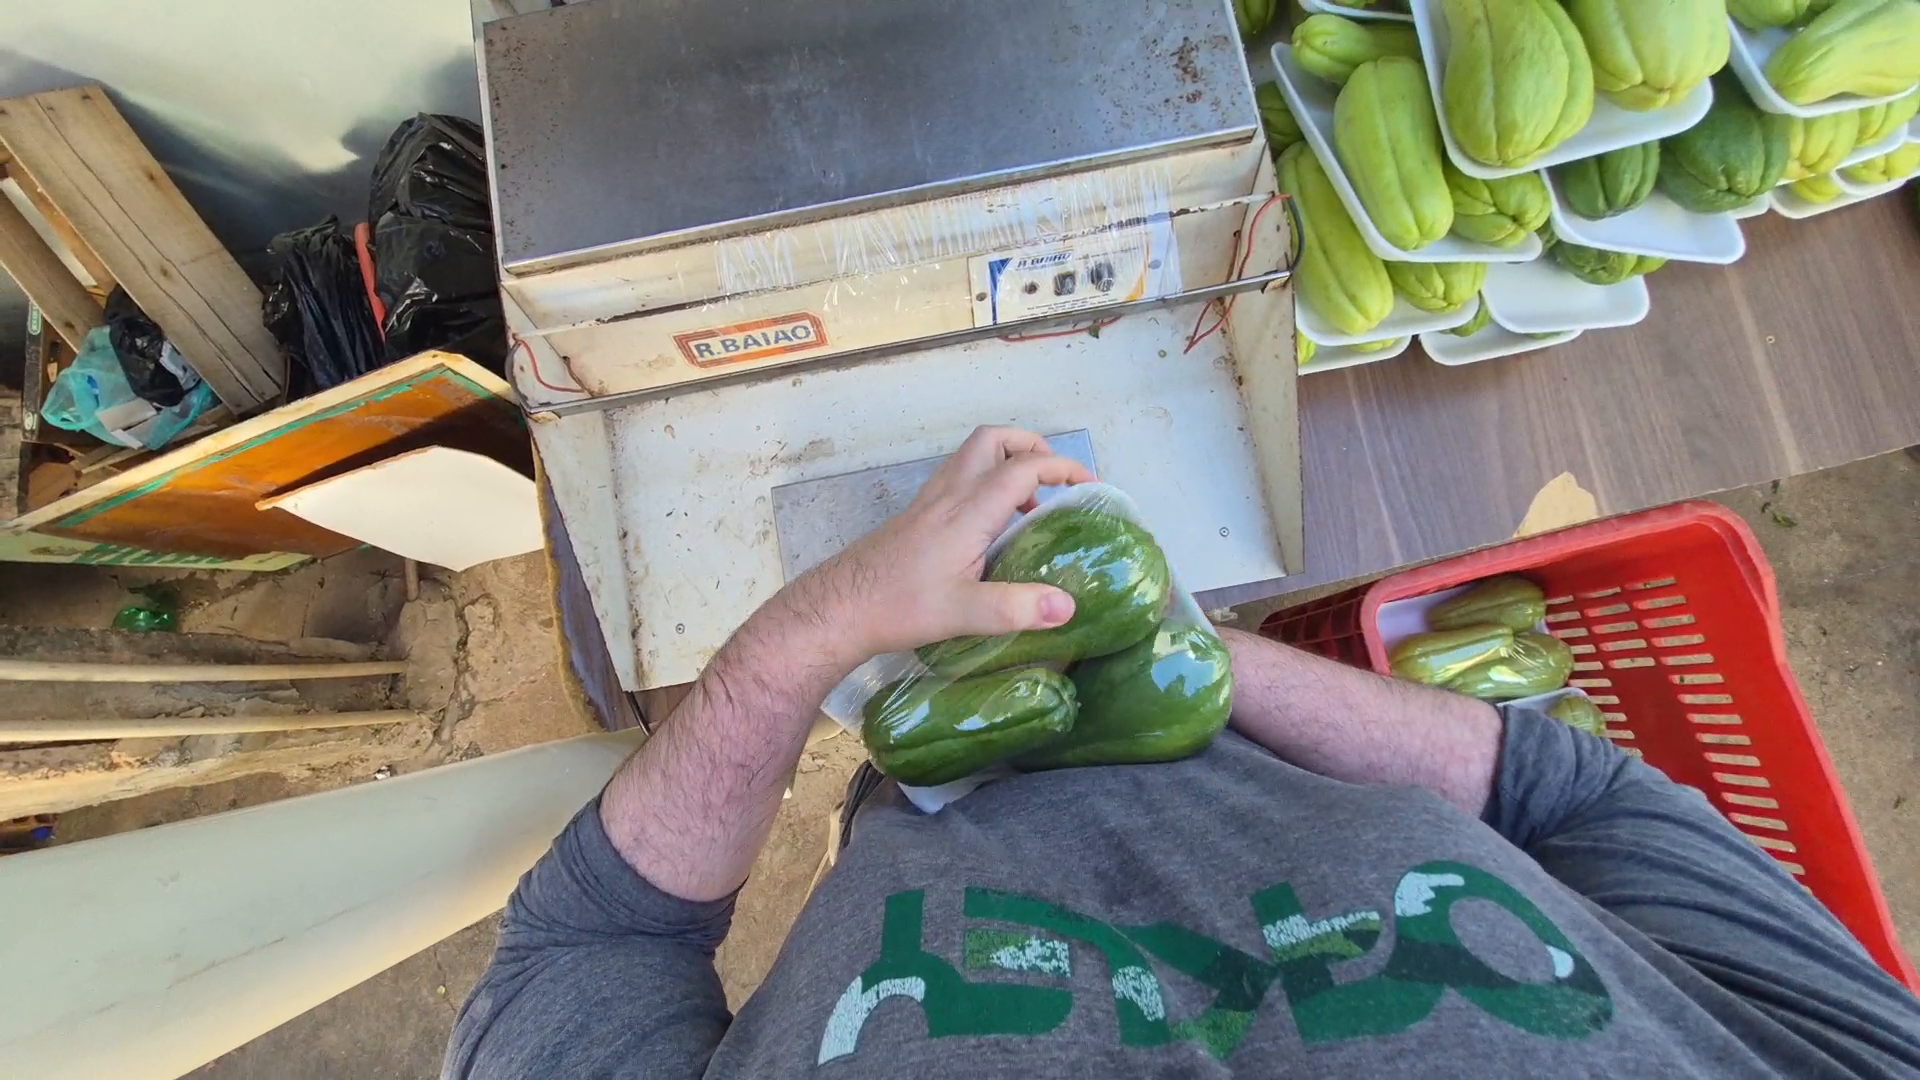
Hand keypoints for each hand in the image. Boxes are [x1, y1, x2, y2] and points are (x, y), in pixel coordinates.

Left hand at [796, 425, 1094, 663]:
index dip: (1062, 467)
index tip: (1090, 486)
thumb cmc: (899, 607)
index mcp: (968, 511)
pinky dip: (985, 482)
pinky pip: (959, 477)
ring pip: (972, 455)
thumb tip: (1068, 605)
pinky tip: (991, 526)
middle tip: (1055, 480)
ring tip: (1031, 503)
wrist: (839, 606)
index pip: (1023, 467)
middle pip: (992, 440)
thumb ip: (1016, 608)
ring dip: (1007, 462)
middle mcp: (949, 494)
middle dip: (1031, 446)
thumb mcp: (963, 613)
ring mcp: (930, 501)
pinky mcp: (917, 514)